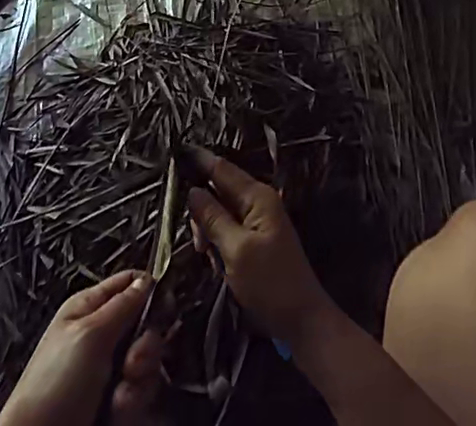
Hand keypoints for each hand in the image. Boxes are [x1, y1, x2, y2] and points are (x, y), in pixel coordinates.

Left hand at [0, 270, 165, 425]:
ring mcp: (109, 369)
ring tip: (119, 399)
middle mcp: (103, 334)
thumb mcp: (89, 336)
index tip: (164, 308)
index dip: (151, 291)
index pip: (129, 282)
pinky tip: (117, 412)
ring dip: (140, 382)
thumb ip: (123, 305)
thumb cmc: (55, 385)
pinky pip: (141, 392)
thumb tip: (147, 279)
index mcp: (90, 308)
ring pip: (148, 362)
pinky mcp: (116, 399)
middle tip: (131, 365)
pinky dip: (134, 403)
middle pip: (146, 325)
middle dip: (146, 348)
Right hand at [186, 147, 337, 345]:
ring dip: (209, 232)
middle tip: (199, 243)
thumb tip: (192, 190)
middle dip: (202, 212)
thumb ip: (212, 217)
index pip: (222, 168)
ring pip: (220, 212)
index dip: (198, 161)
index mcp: (258, 196)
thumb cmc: (270, 284)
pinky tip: (219, 264)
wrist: (302, 321)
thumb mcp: (236, 250)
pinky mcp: (255, 239)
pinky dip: (218, 244)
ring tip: (211, 258)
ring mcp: (258, 220)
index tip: (173, 155)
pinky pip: (227, 230)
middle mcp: (258, 201)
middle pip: (218, 190)